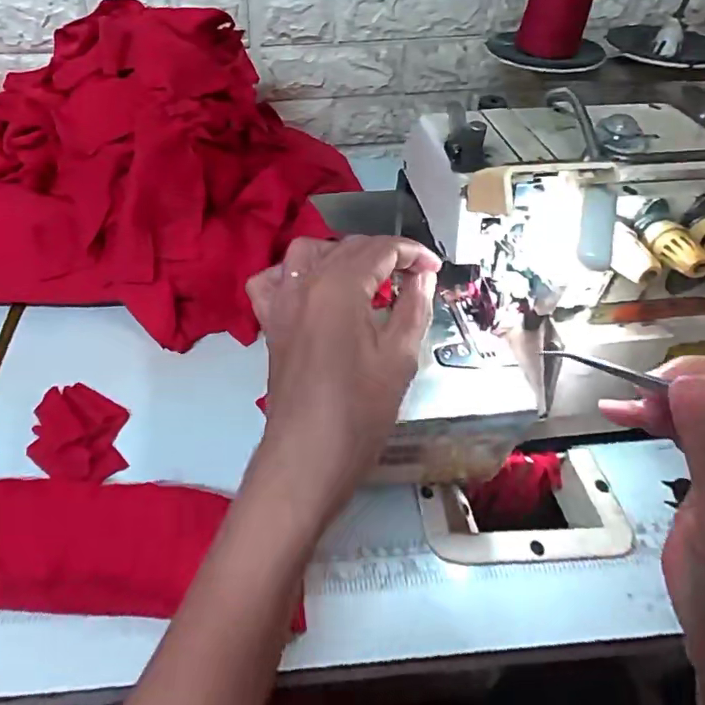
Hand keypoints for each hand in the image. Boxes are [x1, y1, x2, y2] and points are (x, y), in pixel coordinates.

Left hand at [245, 236, 439, 507]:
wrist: (307, 458)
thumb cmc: (359, 411)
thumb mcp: (400, 357)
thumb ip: (414, 305)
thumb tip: (422, 276)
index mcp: (339, 286)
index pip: (380, 248)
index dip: (413, 253)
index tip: (434, 268)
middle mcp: (305, 283)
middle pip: (348, 246)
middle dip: (385, 253)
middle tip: (414, 277)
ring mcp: (281, 301)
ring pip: (310, 252)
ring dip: (342, 255)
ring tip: (368, 277)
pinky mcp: (270, 322)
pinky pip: (274, 280)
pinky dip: (295, 274)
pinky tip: (314, 290)